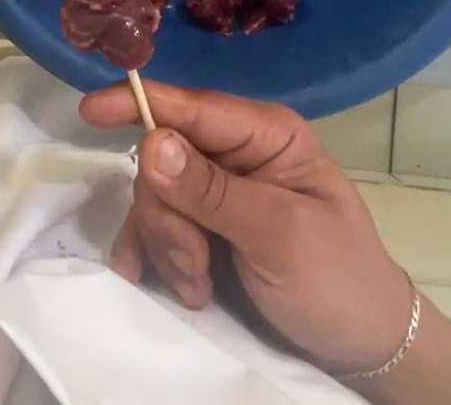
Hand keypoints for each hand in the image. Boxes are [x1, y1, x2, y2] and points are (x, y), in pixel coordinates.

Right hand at [80, 82, 413, 373]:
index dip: (137, 102)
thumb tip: (151, 142)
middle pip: (162, 159)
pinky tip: (171, 285)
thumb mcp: (280, 235)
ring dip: (168, 246)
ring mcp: (216, 190)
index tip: (89, 111)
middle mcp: (233, 152)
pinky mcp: (202, 225)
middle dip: (169, 217)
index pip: (190, 105)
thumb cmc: (337, 279)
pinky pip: (156, 227)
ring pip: (155, 197)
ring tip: (200, 286)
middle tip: (196, 263)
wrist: (361, 347)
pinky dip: (156, 256)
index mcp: (263, 134)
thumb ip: (213, 191)